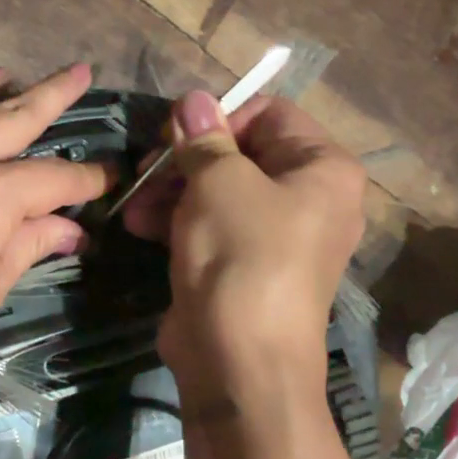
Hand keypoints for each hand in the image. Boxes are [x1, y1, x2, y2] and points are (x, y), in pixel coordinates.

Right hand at [121, 90, 365, 399]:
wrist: (238, 359)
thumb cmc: (241, 257)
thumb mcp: (218, 184)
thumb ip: (204, 138)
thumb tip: (193, 99)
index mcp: (323, 169)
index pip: (270, 114)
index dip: (218, 118)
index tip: (171, 134)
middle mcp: (308, 199)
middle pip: (241, 155)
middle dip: (186, 159)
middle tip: (144, 171)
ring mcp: (274, 238)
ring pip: (219, 193)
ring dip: (172, 191)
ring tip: (134, 205)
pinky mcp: (242, 268)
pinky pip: (211, 229)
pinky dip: (176, 222)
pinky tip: (139, 225)